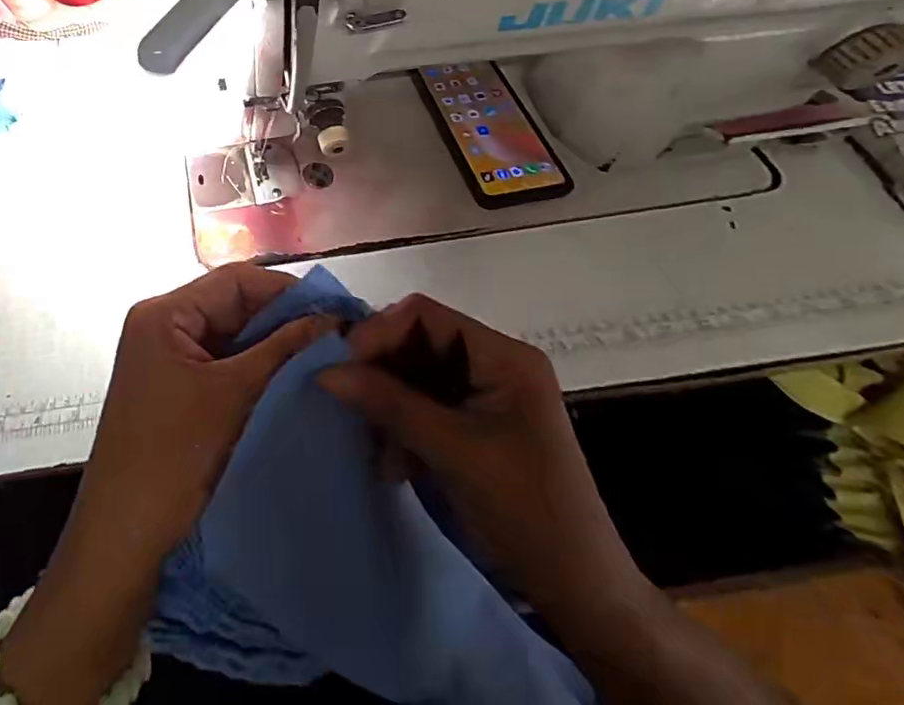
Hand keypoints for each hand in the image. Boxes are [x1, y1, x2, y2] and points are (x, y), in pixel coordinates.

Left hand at [0, 265, 330, 704]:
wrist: (124, 544)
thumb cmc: (173, 459)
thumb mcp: (233, 395)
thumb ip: (283, 348)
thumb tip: (333, 316)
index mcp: (163, 314)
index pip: (236, 281)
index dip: (288, 290)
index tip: (338, 308)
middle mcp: (162, 326)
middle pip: (234, 305)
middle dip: (285, 318)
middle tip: (340, 334)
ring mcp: (168, 359)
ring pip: (233, 336)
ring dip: (275, 345)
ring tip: (326, 354)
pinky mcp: (177, 389)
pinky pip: (225, 364)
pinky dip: (258, 368)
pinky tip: (295, 378)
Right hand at [317, 297, 788, 704]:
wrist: (577, 588)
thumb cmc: (525, 509)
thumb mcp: (453, 451)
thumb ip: (390, 405)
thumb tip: (326, 371)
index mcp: (504, 356)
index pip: (426, 316)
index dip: (379, 332)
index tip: (340, 366)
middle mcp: (493, 365)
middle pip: (418, 345)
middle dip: (380, 374)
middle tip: (346, 405)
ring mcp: (484, 397)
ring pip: (415, 380)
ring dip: (387, 409)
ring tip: (373, 447)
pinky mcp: (474, 429)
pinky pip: (423, 411)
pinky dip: (401, 431)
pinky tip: (393, 467)